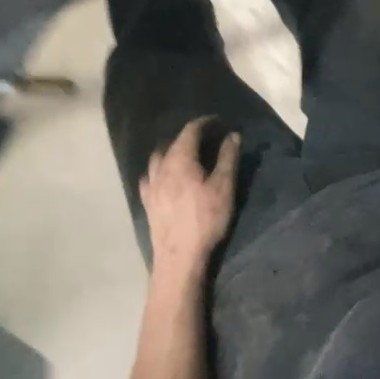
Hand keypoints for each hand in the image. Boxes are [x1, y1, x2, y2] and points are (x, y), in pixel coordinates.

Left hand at [140, 118, 239, 275]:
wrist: (179, 256)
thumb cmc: (205, 219)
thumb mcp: (224, 187)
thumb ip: (227, 158)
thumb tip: (232, 135)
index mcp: (180, 159)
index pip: (190, 130)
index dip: (204, 123)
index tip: (217, 122)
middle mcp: (161, 166)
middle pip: (173, 142)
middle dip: (189, 136)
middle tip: (205, 139)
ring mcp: (151, 184)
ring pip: (157, 158)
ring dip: (171, 151)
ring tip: (183, 155)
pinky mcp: (147, 202)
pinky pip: (149, 177)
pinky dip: (158, 171)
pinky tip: (163, 178)